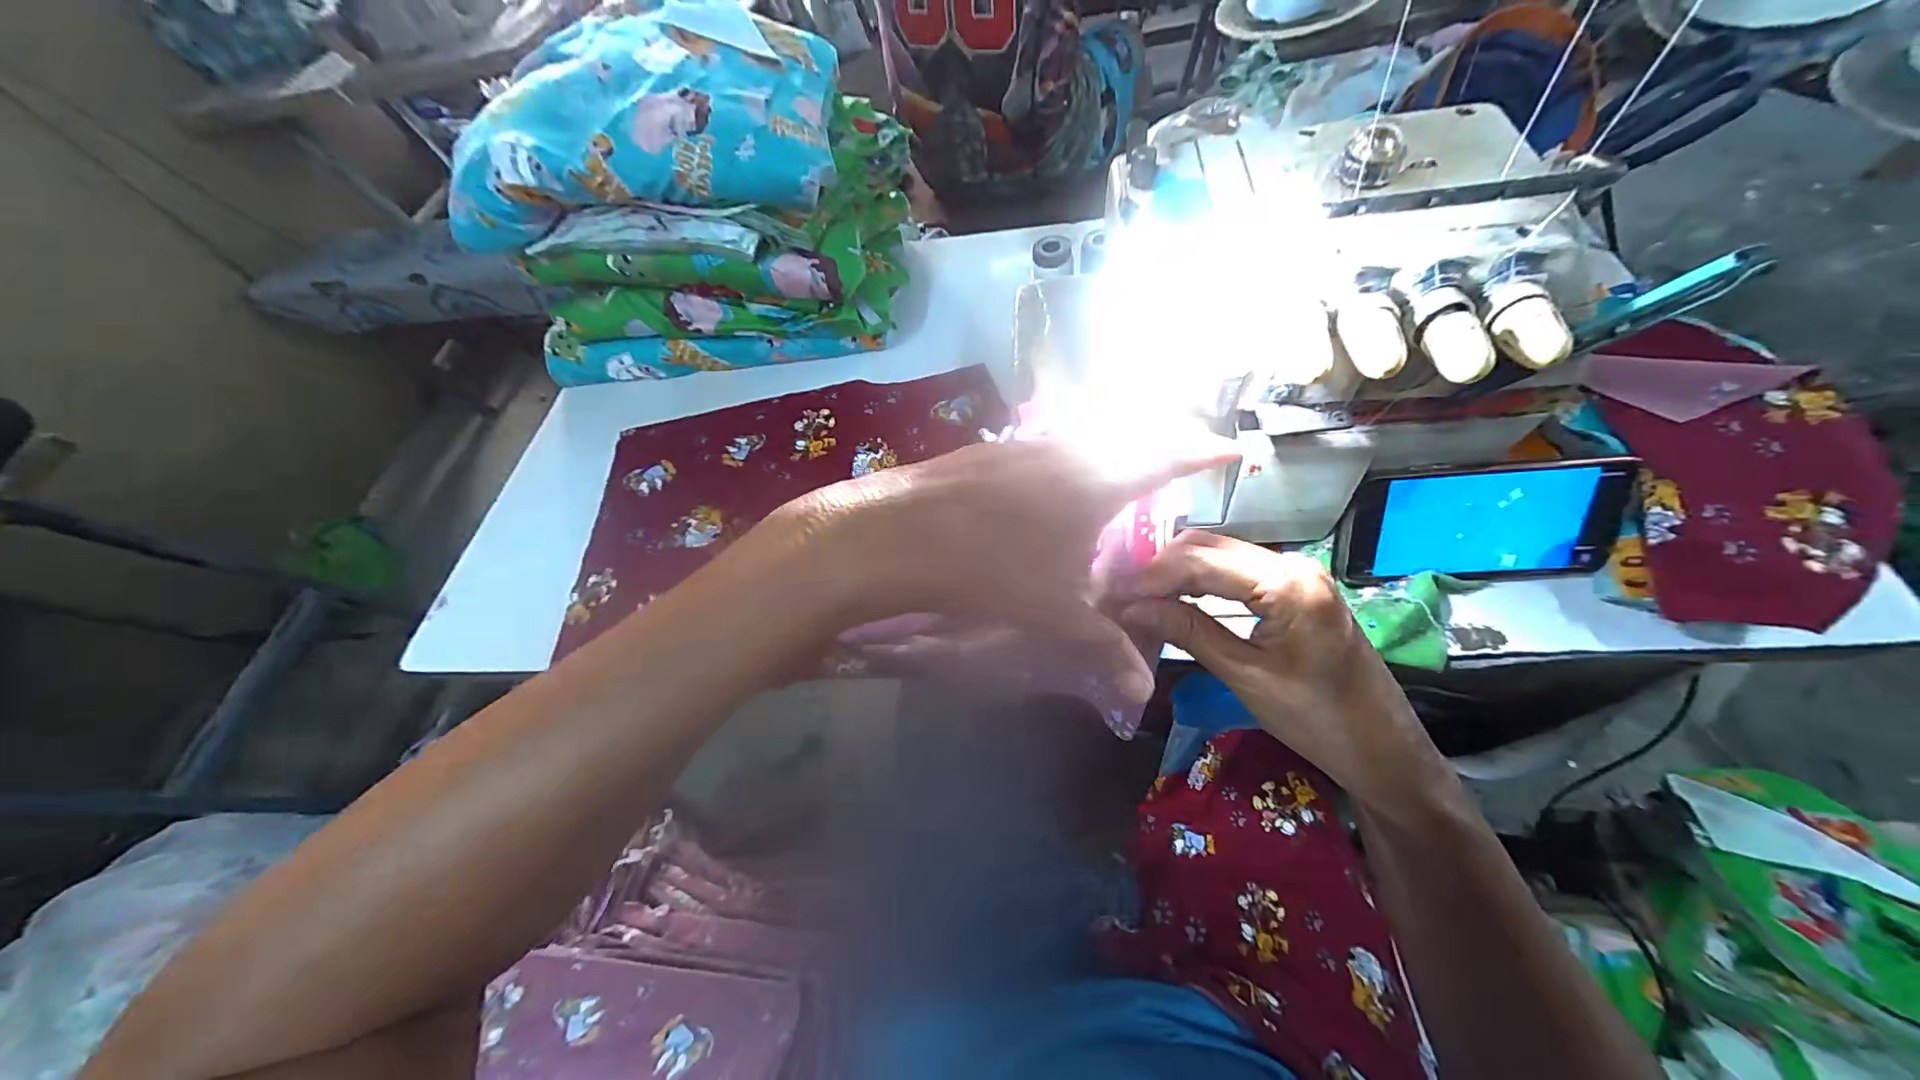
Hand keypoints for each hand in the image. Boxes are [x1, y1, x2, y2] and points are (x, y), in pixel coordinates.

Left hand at [777, 438, 1236, 701]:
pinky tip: (1048, 487)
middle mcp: (1063, 450)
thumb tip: (1144, 697)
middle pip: (1126, 437)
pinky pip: (1043, 448)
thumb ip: (1104, 649)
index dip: (1202, 451)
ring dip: (1106, 452)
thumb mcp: (1052, 613)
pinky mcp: (983, 452)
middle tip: (1176, 463)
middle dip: (1157, 448)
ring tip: (1117, 476)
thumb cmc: (985, 569)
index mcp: (1096, 480)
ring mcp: (1019, 446)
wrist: (889, 534)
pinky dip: (1064, 461)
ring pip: (1080, 440)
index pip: (1166, 456)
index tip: (1230, 446)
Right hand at [1118, 531, 1454, 815]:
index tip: (1113, 590)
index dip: (1152, 573)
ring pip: (1221, 556)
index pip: (1202, 560)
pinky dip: (1201, 582)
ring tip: (1138, 594)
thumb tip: (1132, 608)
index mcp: (1287, 583)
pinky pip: (1237, 573)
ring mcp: (1298, 574)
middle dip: (1161, 566)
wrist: (1384, 750)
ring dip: (1178, 573)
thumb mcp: (1245, 675)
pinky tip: (1174, 597)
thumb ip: (1188, 632)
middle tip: (1120, 590)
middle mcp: (1294, 564)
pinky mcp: (1295, 589)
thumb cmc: (1317, 719)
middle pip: (1210, 548)